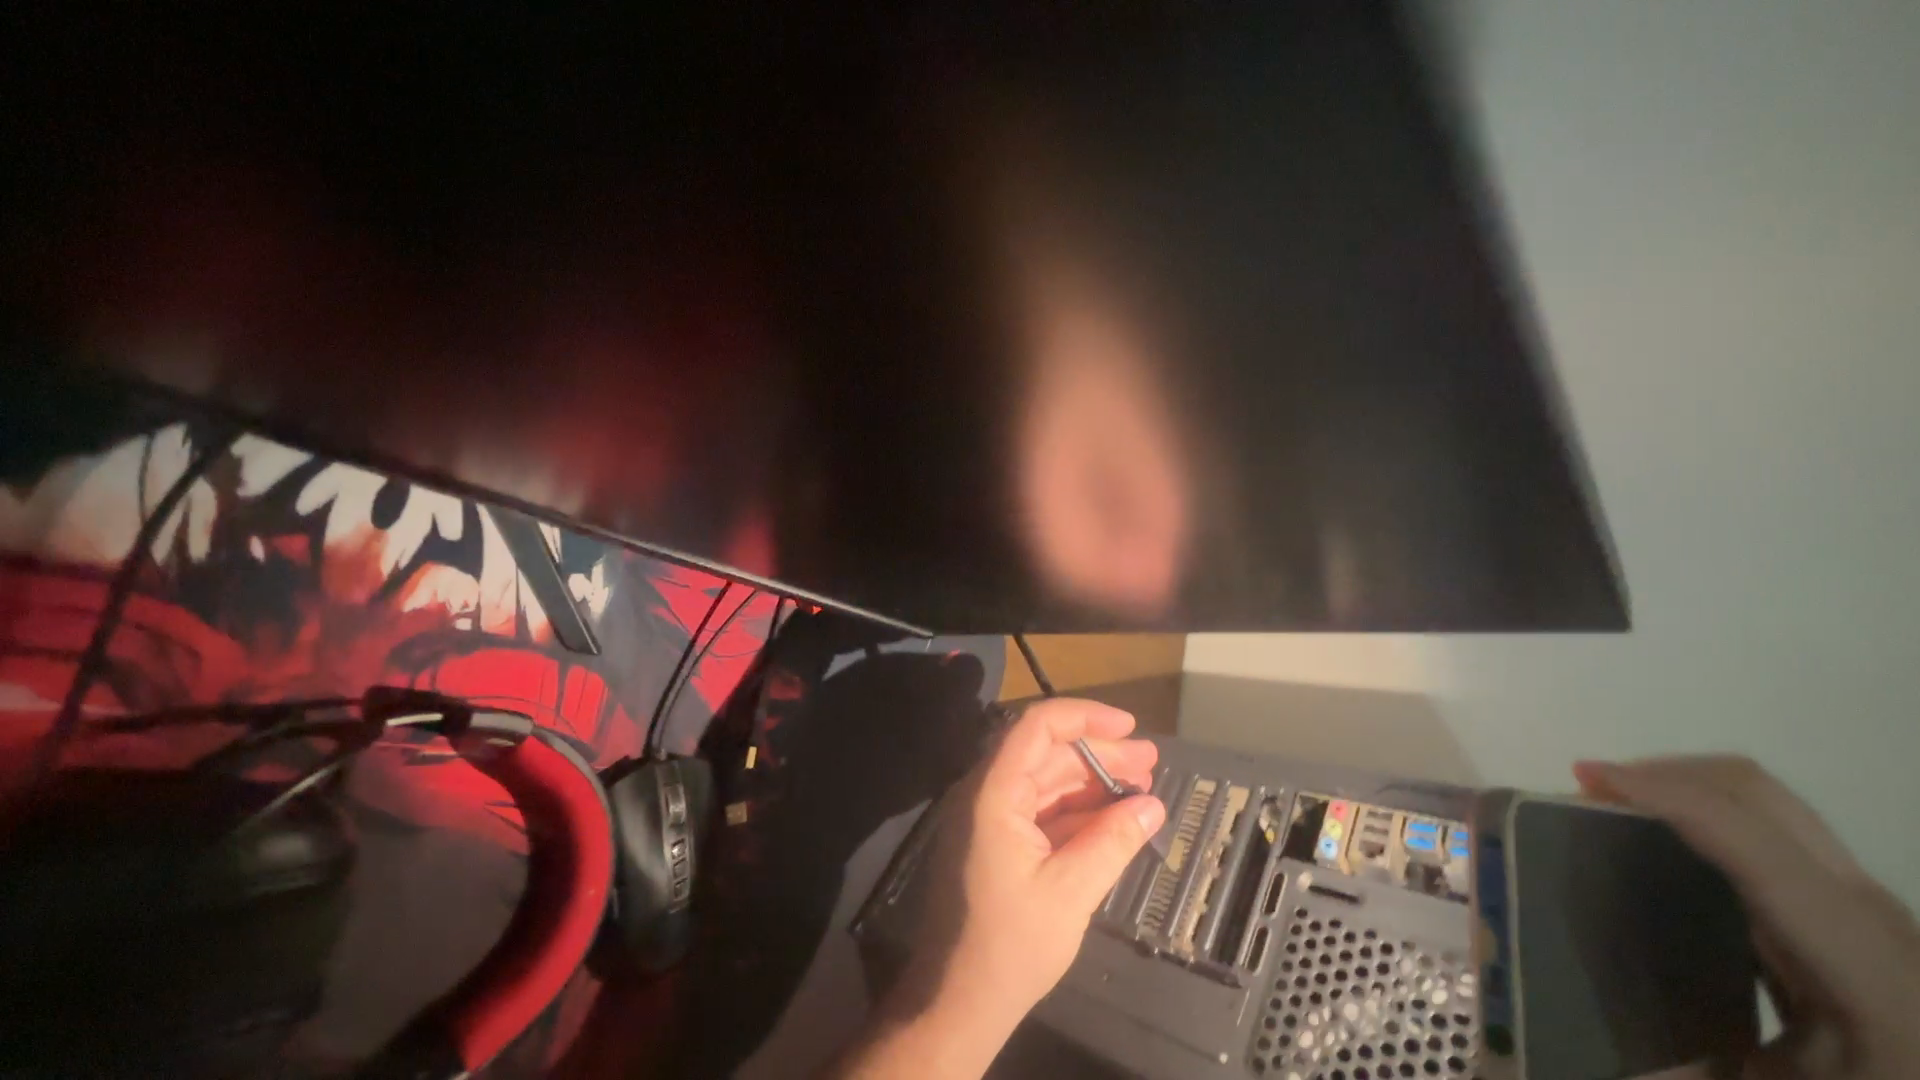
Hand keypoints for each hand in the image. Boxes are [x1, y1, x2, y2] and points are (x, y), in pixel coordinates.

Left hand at [829, 699, 1163, 1078]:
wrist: (955, 1001)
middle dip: (1099, 754)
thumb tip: (1152, 805)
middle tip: (1150, 764)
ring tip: (1142, 789)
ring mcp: (990, 821)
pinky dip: (1078, 814)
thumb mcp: (1070, 892)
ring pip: (1046, 784)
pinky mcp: (997, 846)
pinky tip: (1114, 821)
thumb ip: (1112, 842)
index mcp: (993, 794)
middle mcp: (987, 796)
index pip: (1036, 727)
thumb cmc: (1009, 945)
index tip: (1129, 727)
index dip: (1084, 718)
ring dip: (1092, 784)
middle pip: (1045, 754)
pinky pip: (1041, 814)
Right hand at [1575, 757, 1919, 1079]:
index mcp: (1871, 972)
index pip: (1759, 852)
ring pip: (1764, 807)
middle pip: (1763, 799)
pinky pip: (1763, 838)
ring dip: (1678, 793)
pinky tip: (1653, 845)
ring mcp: (1865, 912)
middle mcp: (1876, 921)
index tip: (1584, 777)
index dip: (1671, 799)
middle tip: (1586, 789)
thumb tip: (1569, 1002)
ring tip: (1606, 809)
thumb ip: (1673, 1058)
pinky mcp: (1845, 915)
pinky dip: (1699, 821)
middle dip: (1666, 776)